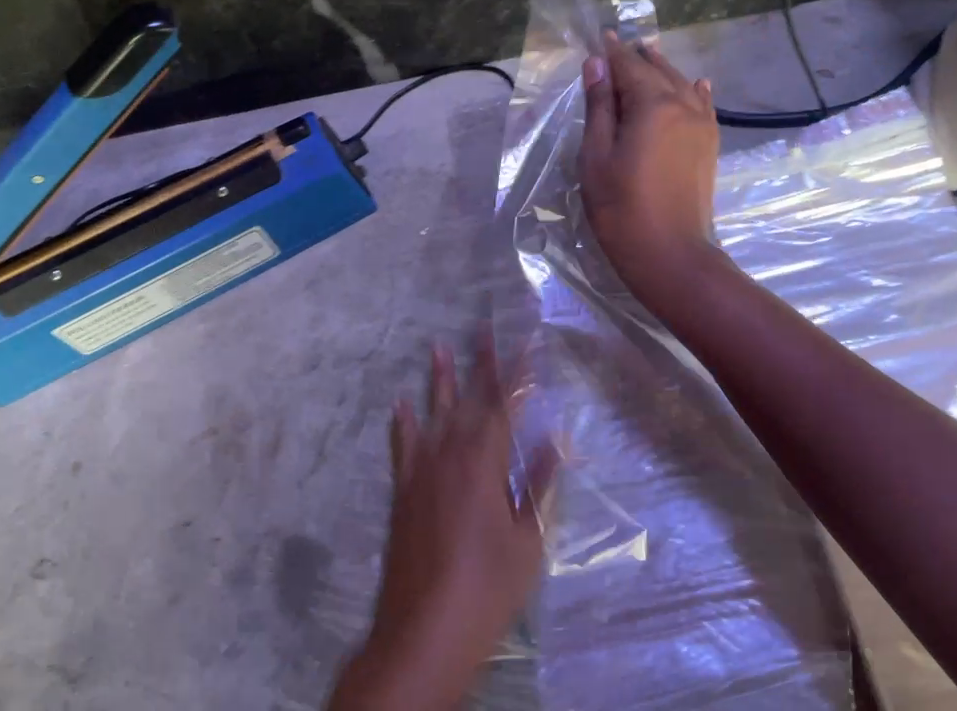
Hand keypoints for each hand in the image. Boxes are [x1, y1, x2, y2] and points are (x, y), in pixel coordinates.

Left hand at [329, 336, 556, 710]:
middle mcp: (449, 456)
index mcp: (484, 463)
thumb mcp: (527, 538)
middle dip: (479, 363)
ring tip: (438, 346)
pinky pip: (402, 446)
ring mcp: (420, 473)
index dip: (518, 372)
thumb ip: (538, 483)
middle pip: (467, 400)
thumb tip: (556, 437)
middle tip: (483, 327)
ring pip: (432, 415)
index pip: (505, 405)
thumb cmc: (487, 586)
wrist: (424, 629)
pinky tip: (400, 403)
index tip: (528, 340)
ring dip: (438, 381)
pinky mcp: (402, 493)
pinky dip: (403, 423)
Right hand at [579, 33, 723, 292]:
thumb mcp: (596, 156)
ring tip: (648, 55)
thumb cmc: (621, 208)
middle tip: (618, 45)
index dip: (612, 52)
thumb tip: (597, 64)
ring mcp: (702, 125)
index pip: (628, 66)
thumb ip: (599, 107)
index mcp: (652, 104)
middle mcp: (683, 105)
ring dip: (663, 69)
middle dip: (636, 58)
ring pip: (681, 84)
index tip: (599, 36)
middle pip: (657, 71)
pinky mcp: (710, 145)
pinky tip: (696, 84)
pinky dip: (695, 91)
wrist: (671, 254)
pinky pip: (704, 106)